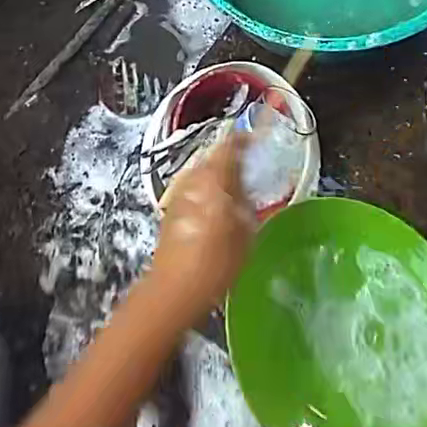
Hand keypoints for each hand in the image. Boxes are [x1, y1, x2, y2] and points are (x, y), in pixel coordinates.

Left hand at [147, 132, 254, 324]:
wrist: (174, 290)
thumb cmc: (216, 261)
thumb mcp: (245, 233)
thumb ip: (247, 203)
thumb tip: (247, 190)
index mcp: (213, 178)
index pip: (229, 146)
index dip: (243, 138)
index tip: (256, 137)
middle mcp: (192, 179)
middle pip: (212, 156)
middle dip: (230, 156)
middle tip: (249, 161)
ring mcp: (178, 193)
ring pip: (201, 171)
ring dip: (217, 172)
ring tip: (235, 182)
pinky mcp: (170, 208)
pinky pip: (193, 186)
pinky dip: (206, 187)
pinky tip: (217, 202)